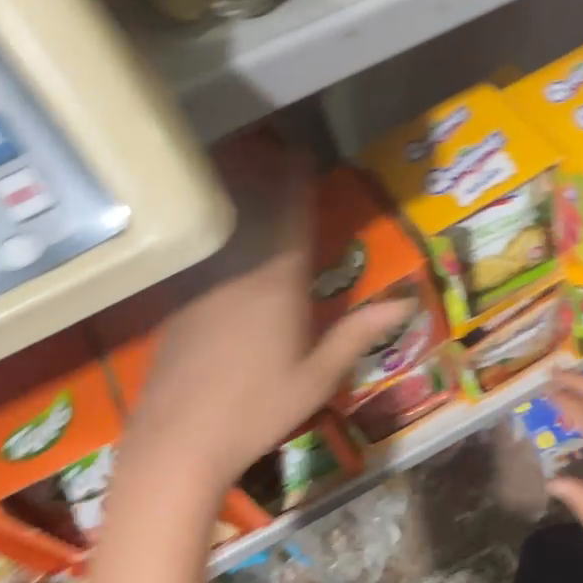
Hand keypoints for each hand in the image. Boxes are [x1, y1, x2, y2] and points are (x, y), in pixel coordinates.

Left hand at [128, 130, 415, 487]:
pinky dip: (215, 232)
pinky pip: (205, 253)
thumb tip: (405, 302)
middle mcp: (238, 272)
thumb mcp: (318, 377)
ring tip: (241, 167)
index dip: (297, 180)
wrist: (179, 439)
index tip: (301, 150)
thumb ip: (357, 333)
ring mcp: (202, 284)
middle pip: (252, 212)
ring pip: (224, 228)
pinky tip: (217, 233)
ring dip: (234, 195)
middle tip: (269, 143)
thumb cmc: (258, 410)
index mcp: (278, 285)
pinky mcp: (178, 303)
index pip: (291, 218)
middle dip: (263, 175)